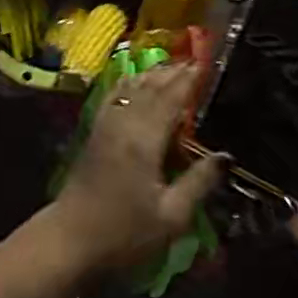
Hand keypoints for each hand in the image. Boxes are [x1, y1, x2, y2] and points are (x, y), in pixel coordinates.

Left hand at [48, 64, 222, 270]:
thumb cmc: (126, 233)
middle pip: (149, 88)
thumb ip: (198, 182)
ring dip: (151, 75)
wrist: (72, 237)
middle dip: (172, 72)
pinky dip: (127, 84)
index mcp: (143, 141)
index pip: (170, 100)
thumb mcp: (172, 216)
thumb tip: (225, 156)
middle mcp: (122, 124)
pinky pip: (112, 98)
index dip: (188, 81)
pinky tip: (134, 81)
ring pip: (129, 89)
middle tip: (195, 60)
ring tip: (171, 66)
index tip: (206, 65)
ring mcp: (104, 126)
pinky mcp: (94, 133)